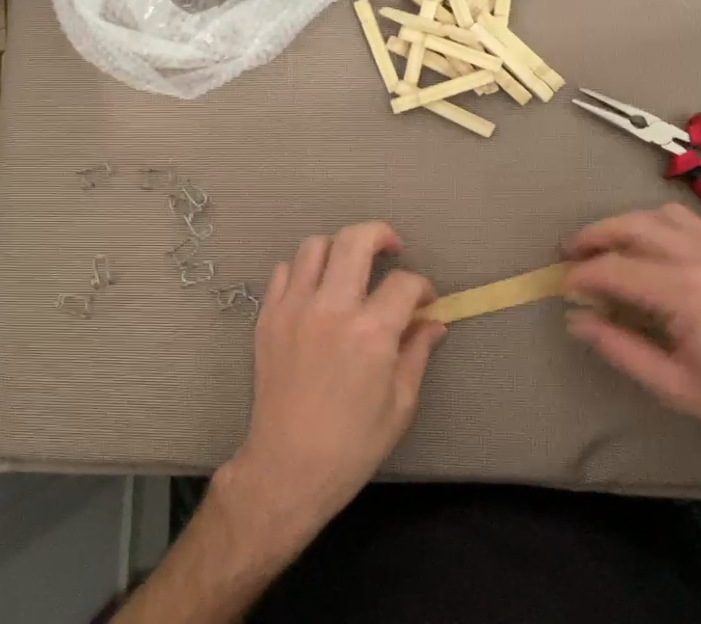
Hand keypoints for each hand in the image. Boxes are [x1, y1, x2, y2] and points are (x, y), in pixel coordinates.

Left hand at [221, 221, 443, 547]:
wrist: (287, 466)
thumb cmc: (352, 444)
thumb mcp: (400, 403)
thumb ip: (417, 353)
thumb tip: (433, 323)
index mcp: (370, 333)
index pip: (403, 283)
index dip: (421, 287)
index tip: (425, 301)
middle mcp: (330, 309)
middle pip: (355, 240)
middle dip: (381, 235)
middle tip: (392, 250)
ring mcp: (293, 309)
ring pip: (314, 247)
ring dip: (339, 249)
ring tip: (351, 268)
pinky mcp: (267, 318)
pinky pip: (282, 272)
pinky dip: (302, 271)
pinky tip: (315, 290)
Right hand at [562, 205, 700, 484]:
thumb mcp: (674, 387)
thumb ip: (619, 348)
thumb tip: (577, 320)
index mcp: (685, 291)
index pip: (614, 268)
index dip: (580, 276)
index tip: (559, 288)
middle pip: (634, 226)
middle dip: (595, 235)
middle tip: (570, 252)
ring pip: (666, 215)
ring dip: (630, 224)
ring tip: (611, 246)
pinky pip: (697, 227)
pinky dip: (664, 229)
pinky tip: (660, 256)